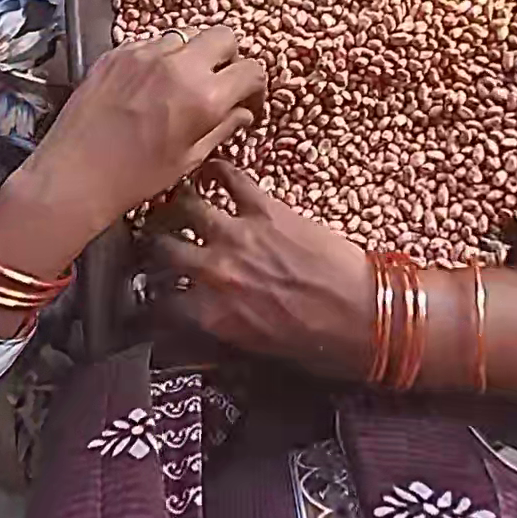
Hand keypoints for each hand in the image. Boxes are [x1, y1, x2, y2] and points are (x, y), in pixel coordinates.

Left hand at [0, 28, 266, 280]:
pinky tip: (147, 86)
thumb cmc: (135, 177)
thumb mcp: (189, 159)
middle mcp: (178, 65)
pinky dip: (158, 59)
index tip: (246, 98)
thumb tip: (243, 111)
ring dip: (190, 56)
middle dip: (228, 57)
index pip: (250, 69)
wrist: (73, 174)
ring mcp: (144, 54)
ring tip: (177, 85)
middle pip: (223, 35)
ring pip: (185, 37)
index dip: (254, 84)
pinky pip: (151, 44)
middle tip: (218, 83)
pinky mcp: (116, 52)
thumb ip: (222, 127)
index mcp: (204, 96)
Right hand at [144, 160, 373, 380]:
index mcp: (213, 314)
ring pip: (187, 208)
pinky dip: (217, 170)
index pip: (162, 303)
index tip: (151, 290)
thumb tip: (204, 315)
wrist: (365, 316)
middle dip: (156, 244)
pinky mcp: (265, 209)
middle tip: (158, 238)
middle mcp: (216, 272)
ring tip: (177, 201)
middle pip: (164, 249)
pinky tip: (209, 169)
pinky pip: (230, 178)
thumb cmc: (319, 343)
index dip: (151, 296)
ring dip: (178, 205)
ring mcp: (238, 235)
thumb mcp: (259, 348)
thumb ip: (223, 326)